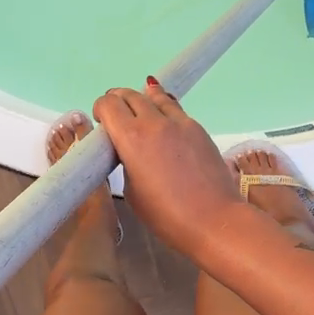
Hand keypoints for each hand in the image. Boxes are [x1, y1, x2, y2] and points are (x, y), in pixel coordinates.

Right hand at [92, 78, 238, 254]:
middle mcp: (155, 122)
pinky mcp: (199, 129)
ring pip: (157, 97)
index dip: (101, 108)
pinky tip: (164, 122)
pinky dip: (165, 110)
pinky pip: (177, 110)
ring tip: (141, 112)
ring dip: (144, 100)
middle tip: (117, 115)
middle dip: (119, 100)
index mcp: (132, 137)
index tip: (102, 121)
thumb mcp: (132, 192)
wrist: (213, 219)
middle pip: (131, 95)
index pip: (109, 104)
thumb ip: (127, 163)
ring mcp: (181, 122)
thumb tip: (131, 152)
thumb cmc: (166, 215)